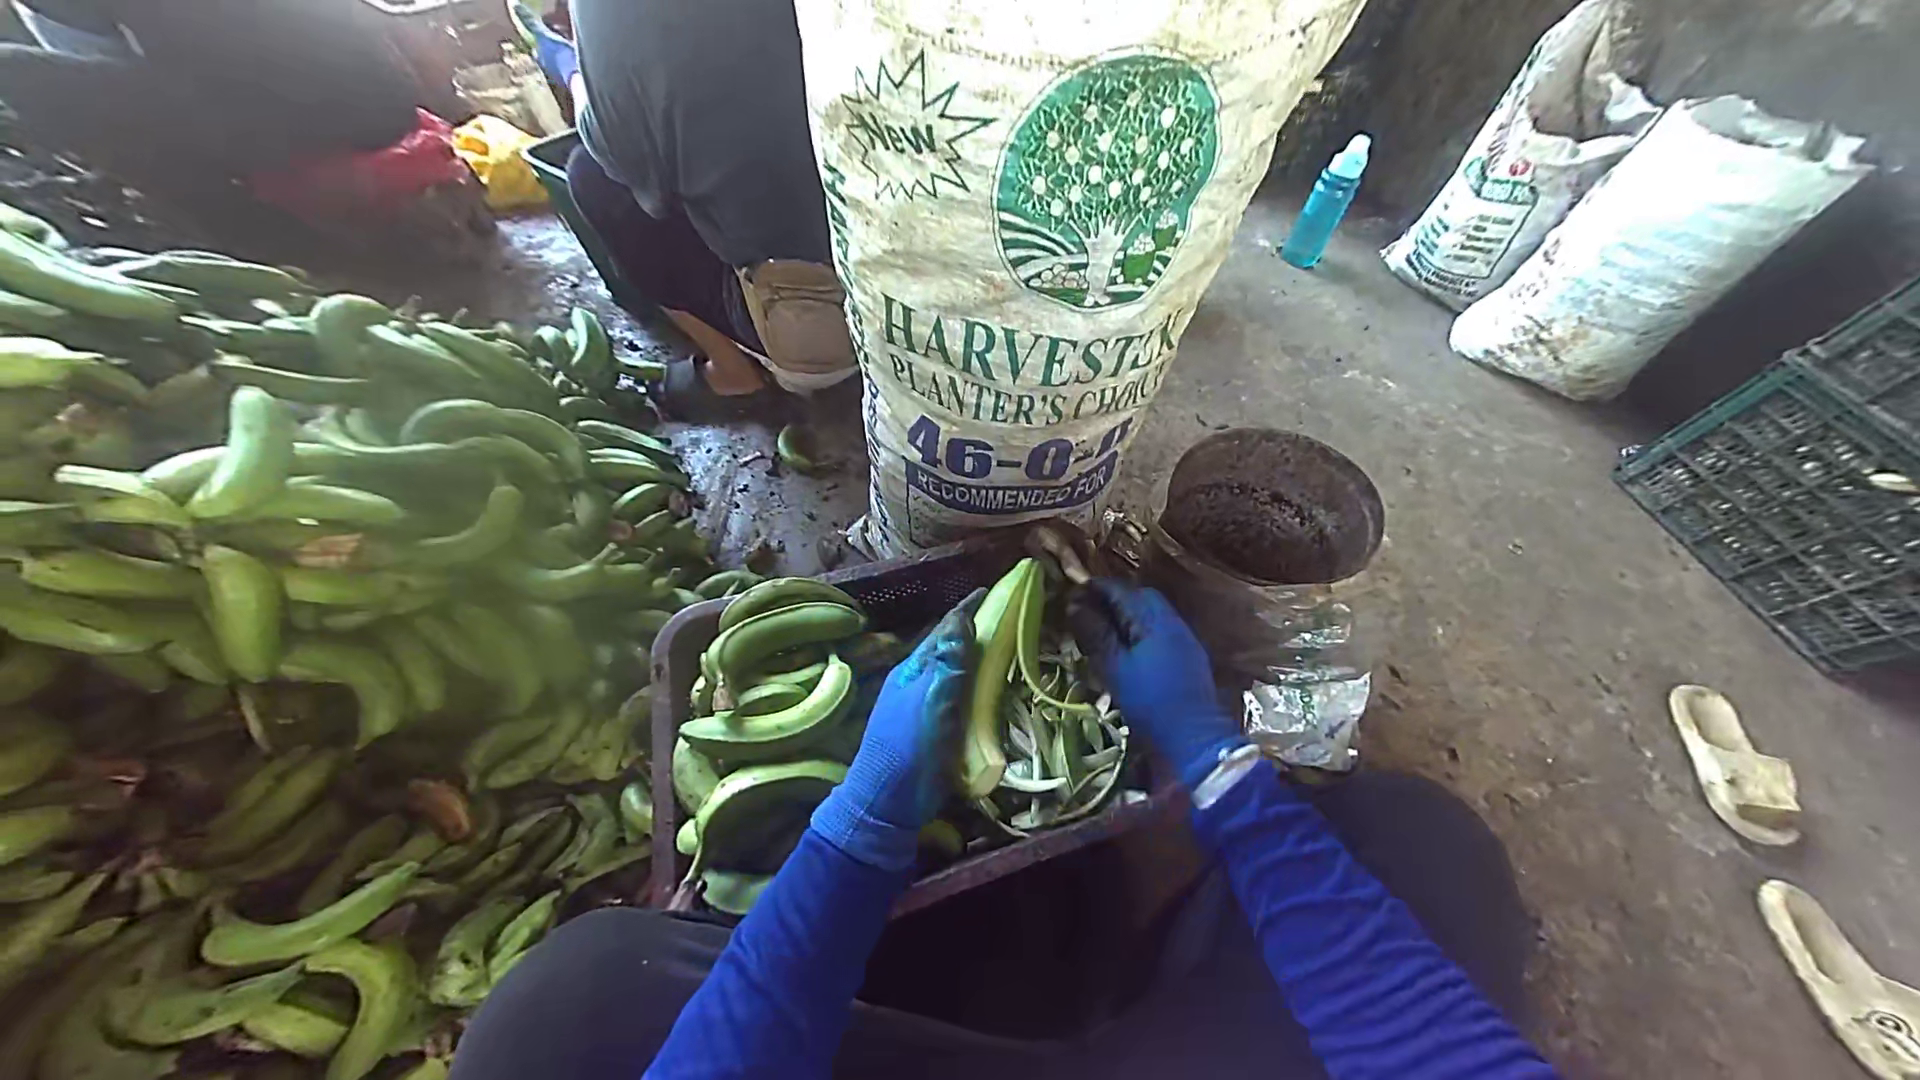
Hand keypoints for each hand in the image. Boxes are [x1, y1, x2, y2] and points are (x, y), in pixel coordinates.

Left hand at [810, 589, 982, 870]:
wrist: (888, 801)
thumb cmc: (908, 745)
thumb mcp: (930, 699)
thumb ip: (947, 661)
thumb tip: (961, 619)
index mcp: (914, 668)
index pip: (944, 630)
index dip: (966, 610)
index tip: (988, 592)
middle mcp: (919, 681)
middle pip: (950, 649)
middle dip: (974, 631)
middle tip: (1004, 619)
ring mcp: (925, 706)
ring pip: (956, 673)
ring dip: (976, 658)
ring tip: (1003, 647)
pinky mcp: (935, 730)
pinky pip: (960, 699)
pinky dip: (976, 688)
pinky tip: (991, 690)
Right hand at [1068, 578, 1245, 789]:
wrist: (1194, 738)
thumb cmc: (1149, 701)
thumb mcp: (1113, 666)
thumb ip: (1094, 632)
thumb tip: (1073, 604)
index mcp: (1153, 618)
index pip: (1119, 589)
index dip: (1092, 589)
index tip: (1069, 597)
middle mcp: (1171, 620)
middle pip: (1137, 596)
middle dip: (1109, 599)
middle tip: (1084, 612)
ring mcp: (1182, 637)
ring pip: (1148, 613)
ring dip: (1123, 615)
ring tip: (1100, 630)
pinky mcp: (1187, 655)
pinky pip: (1157, 629)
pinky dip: (1137, 630)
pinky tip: (1123, 647)